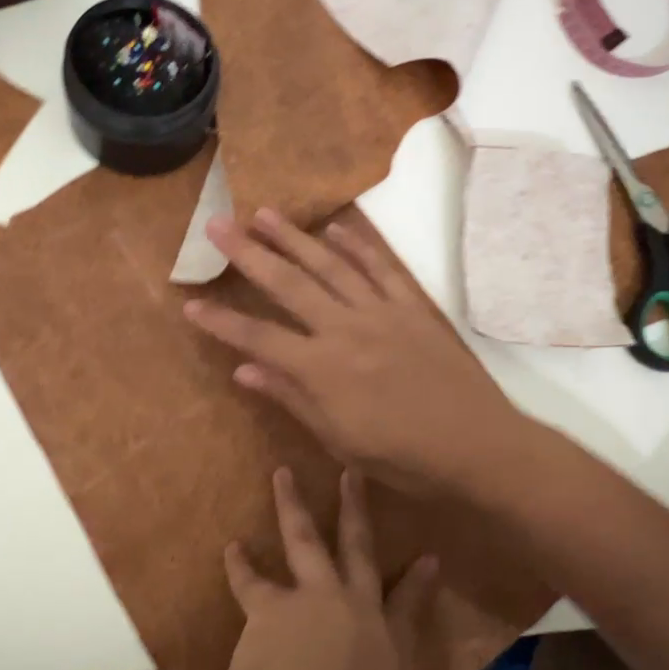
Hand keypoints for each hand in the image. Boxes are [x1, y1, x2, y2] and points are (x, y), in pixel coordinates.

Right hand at [184, 209, 522, 490]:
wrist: (478, 446)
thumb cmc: (403, 456)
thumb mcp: (340, 440)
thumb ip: (291, 398)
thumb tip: (243, 369)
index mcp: (322, 369)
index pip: (258, 338)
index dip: (221, 321)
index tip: (190, 303)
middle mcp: (345, 329)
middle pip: (287, 284)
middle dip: (247, 253)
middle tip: (217, 225)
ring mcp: (380, 312)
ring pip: (329, 265)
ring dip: (293, 237)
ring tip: (263, 213)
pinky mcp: (412, 307)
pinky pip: (380, 268)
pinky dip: (356, 246)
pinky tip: (335, 229)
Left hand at [220, 468, 438, 669]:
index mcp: (388, 644)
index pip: (411, 606)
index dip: (420, 580)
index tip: (428, 555)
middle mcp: (353, 608)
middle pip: (358, 547)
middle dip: (355, 507)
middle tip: (350, 472)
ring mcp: (310, 600)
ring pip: (302, 538)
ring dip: (291, 503)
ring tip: (282, 474)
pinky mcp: (269, 606)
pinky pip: (250, 578)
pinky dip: (239, 563)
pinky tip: (232, 547)